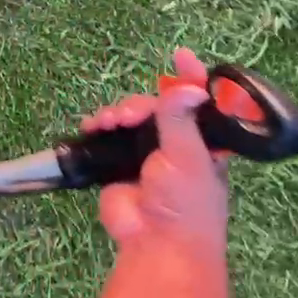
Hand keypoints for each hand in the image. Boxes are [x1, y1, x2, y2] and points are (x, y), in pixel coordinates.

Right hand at [84, 47, 228, 257]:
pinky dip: (97, 126)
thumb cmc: (185, 203)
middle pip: (157, 107)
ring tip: (107, 124)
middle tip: (129, 115)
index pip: (203, 104)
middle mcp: (177, 146)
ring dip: (115, 113)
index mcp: (206, 146)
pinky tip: (92, 127)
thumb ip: (182, 119)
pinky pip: (106, 134)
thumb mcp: (188, 158)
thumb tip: (188, 85)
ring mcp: (146, 154)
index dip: (193, 79)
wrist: (155, 241)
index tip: (180, 55)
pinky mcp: (119, 162)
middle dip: (139, 104)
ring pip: (129, 117)